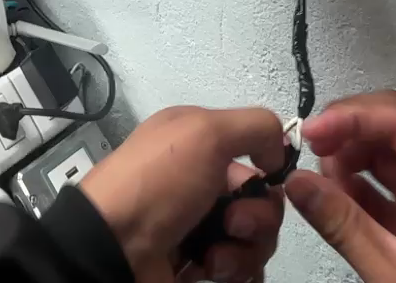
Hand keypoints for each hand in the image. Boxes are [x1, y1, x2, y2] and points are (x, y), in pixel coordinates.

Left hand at [79, 106, 287, 282]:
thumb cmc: (160, 181)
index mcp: (200, 139)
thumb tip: (280, 149)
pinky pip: (242, 267)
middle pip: (263, 200)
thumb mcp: (205, 131)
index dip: (270, 169)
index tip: (266, 180)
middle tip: (232, 226)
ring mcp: (202, 221)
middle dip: (258, 219)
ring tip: (214, 256)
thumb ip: (254, 127)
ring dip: (245, 251)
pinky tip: (212, 270)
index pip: (257, 151)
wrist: (115, 245)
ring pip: (257, 238)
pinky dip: (236, 271)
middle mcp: (204, 177)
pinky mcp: (202, 260)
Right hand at [284, 91, 395, 282]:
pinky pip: (384, 189)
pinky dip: (354, 187)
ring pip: (385, 156)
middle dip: (348, 133)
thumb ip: (347, 228)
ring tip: (323, 186)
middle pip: (393, 130)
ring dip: (347, 159)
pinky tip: (334, 203)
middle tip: (311, 151)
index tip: (311, 133)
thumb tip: (294, 180)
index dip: (352, 117)